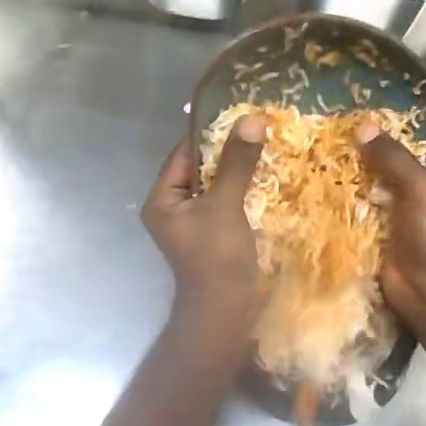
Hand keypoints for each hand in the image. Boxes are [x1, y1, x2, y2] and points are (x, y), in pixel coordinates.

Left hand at [144, 114, 265, 324]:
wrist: (225, 310)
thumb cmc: (217, 257)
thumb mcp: (226, 204)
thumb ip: (237, 163)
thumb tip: (251, 120)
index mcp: (162, 200)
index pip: (183, 155)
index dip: (209, 135)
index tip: (238, 115)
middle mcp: (172, 209)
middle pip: (199, 169)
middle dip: (226, 152)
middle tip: (256, 129)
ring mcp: (192, 224)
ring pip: (214, 186)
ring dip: (236, 171)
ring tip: (262, 148)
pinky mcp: (211, 236)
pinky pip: (224, 203)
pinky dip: (241, 191)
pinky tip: (263, 179)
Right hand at [358, 109, 425, 324]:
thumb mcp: (419, 184)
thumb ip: (391, 154)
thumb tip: (363, 126)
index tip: (413, 96)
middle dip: (401, 134)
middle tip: (372, 113)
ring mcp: (424, 206)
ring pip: (400, 173)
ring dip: (379, 160)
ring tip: (353, 135)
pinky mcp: (400, 223)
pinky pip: (382, 196)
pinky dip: (367, 186)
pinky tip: (345, 168)